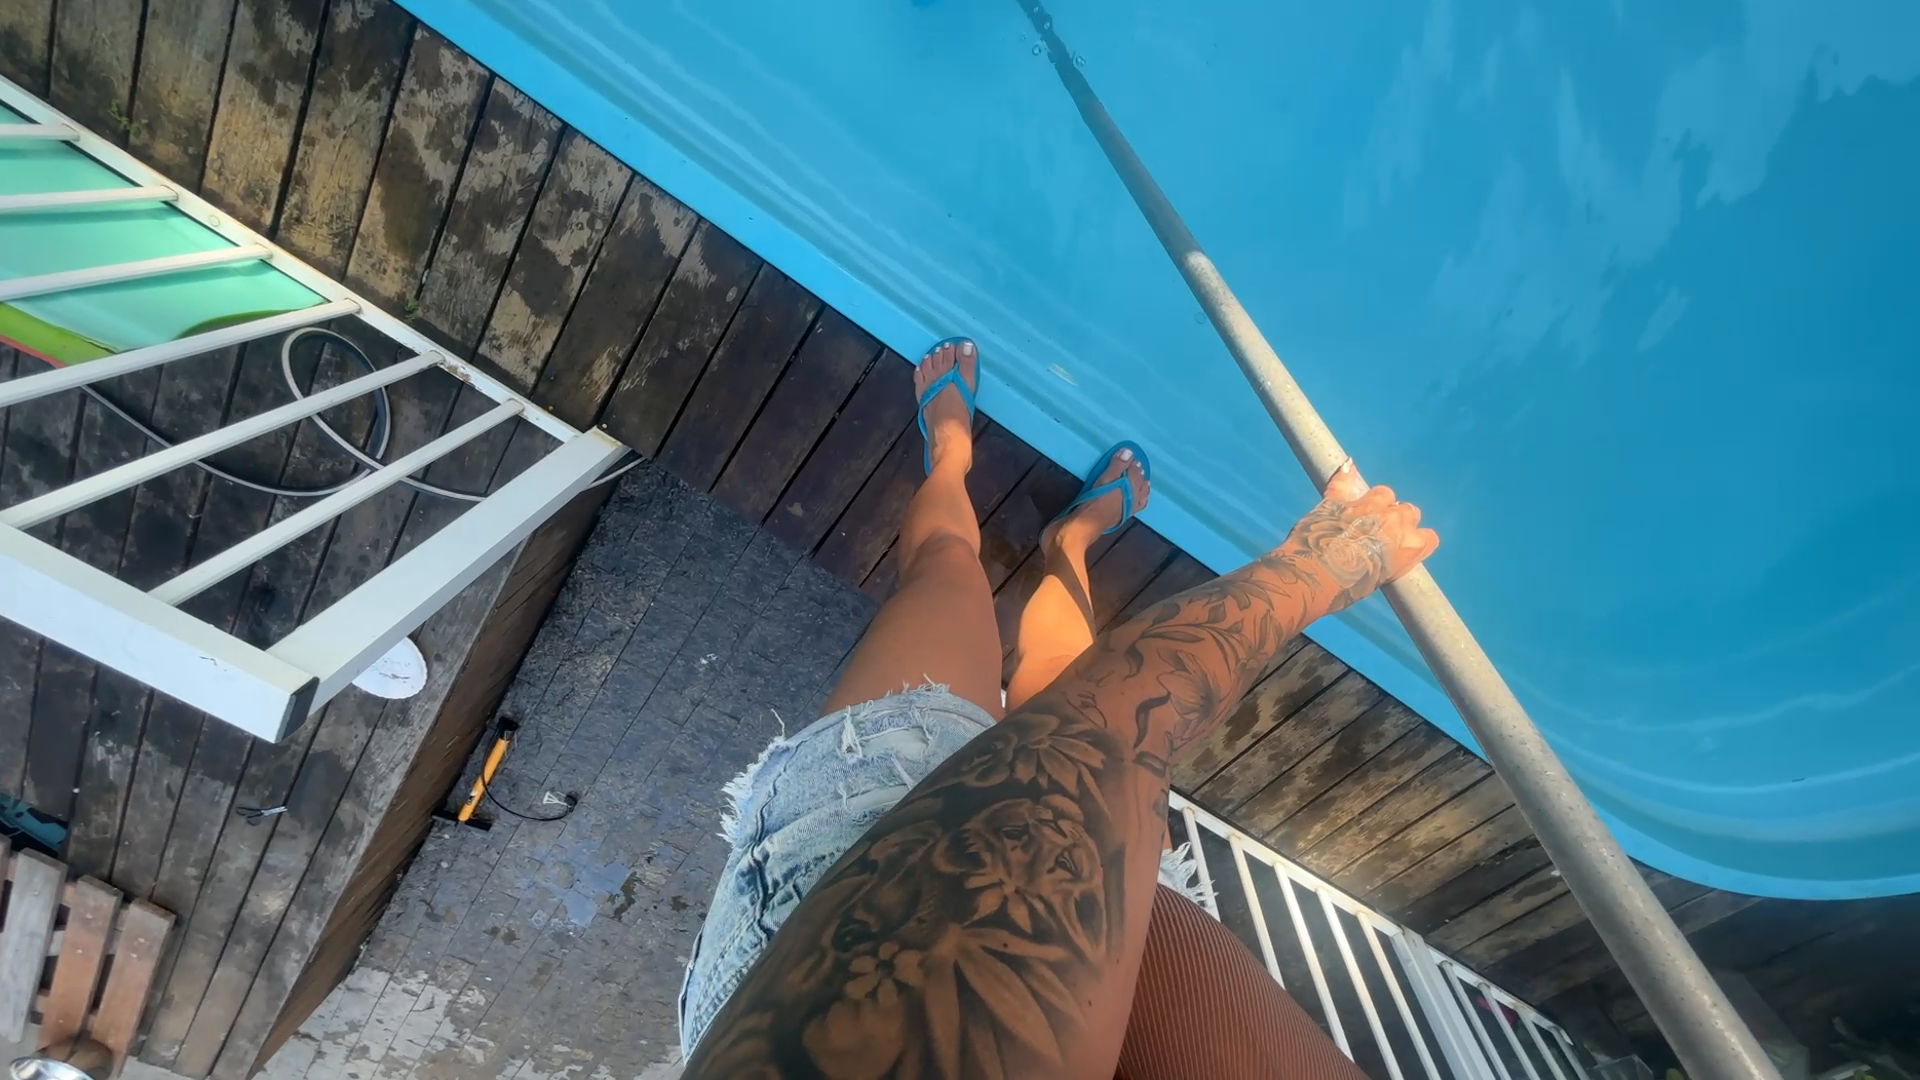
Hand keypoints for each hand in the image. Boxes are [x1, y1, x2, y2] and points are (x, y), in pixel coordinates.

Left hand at [1275, 460, 1438, 615]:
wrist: (1314, 577)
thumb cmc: (1347, 589)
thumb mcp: (1380, 580)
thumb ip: (1389, 561)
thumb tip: (1381, 557)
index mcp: (1412, 545)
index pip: (1428, 537)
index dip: (1412, 540)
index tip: (1400, 546)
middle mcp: (1396, 521)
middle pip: (1407, 511)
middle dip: (1394, 520)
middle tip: (1377, 533)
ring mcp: (1367, 507)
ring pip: (1383, 493)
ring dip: (1375, 501)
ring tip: (1360, 515)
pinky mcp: (1338, 500)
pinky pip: (1344, 481)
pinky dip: (1344, 476)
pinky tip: (1346, 468)